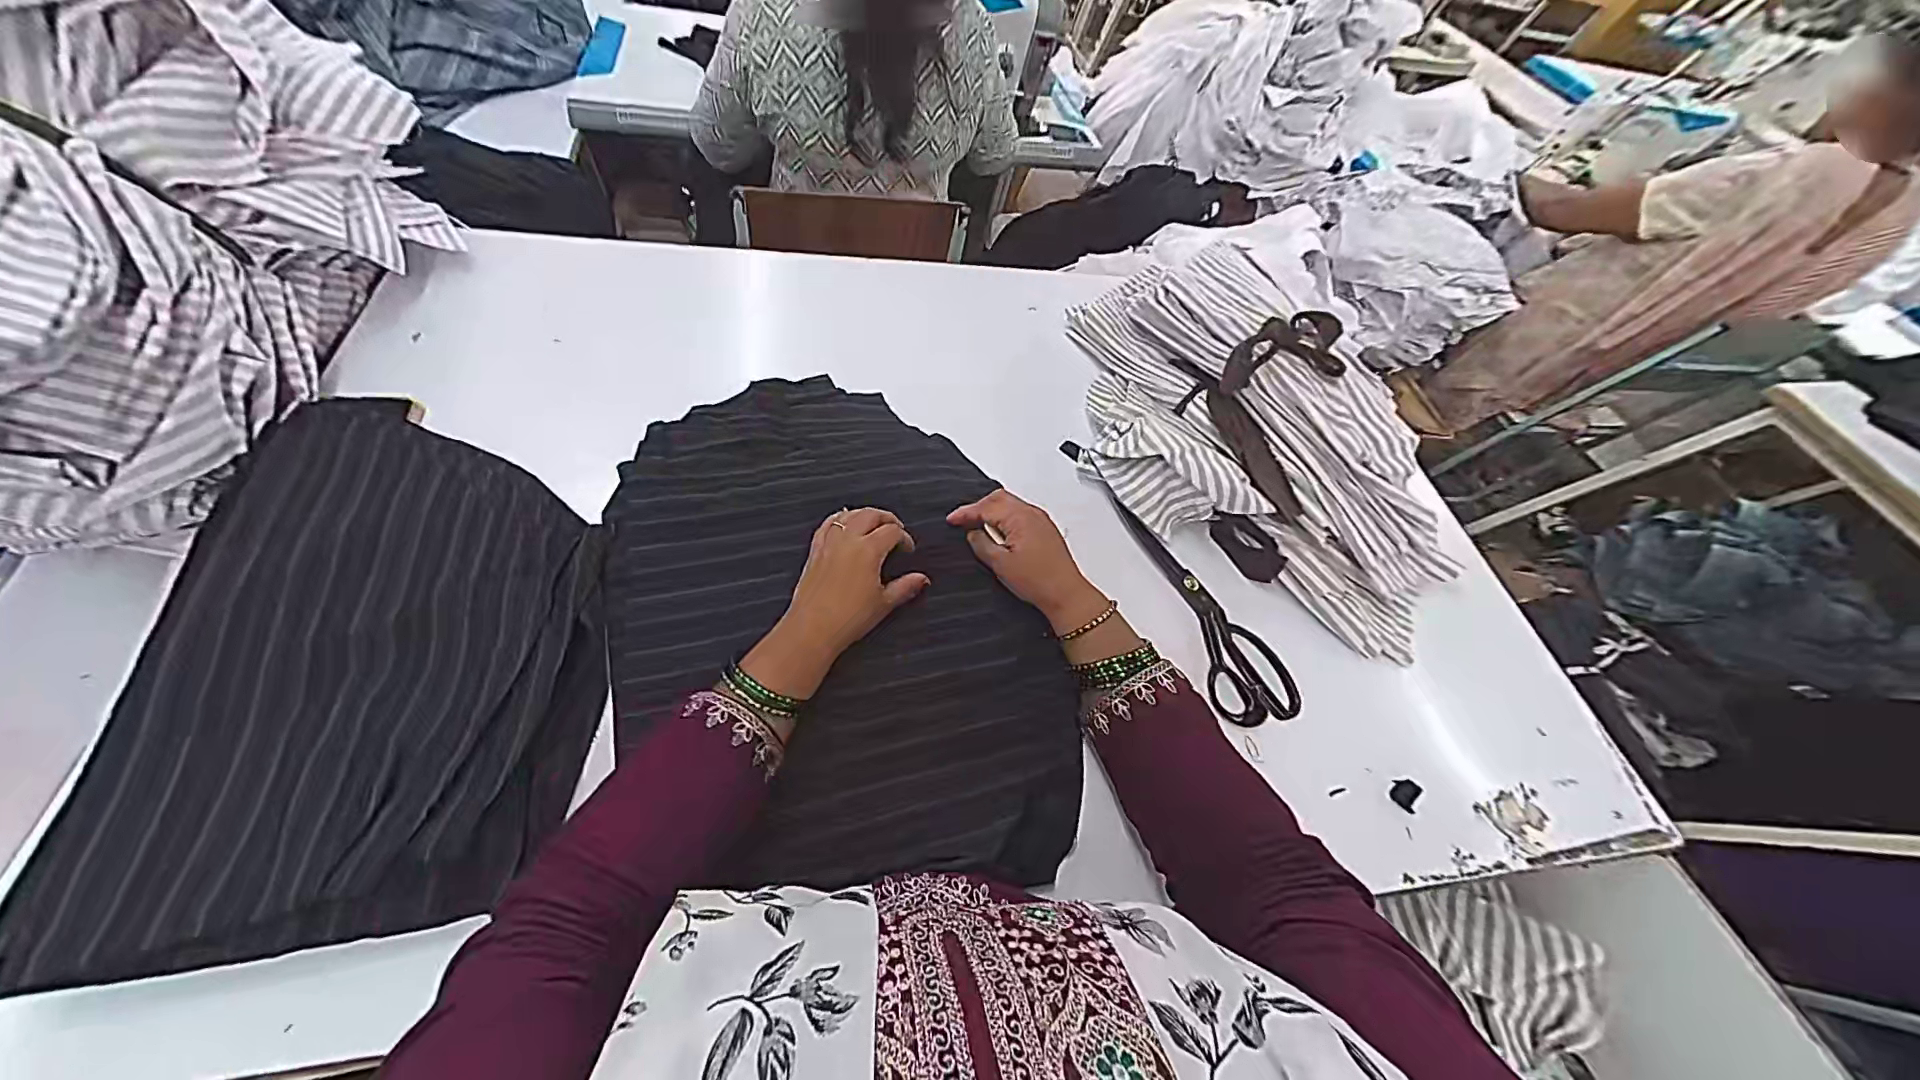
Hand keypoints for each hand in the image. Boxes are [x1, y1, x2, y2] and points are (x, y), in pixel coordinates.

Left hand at [742, 508, 928, 701]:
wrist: (812, 630)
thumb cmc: (845, 619)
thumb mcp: (884, 603)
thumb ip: (905, 587)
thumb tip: (920, 579)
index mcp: (868, 550)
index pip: (893, 531)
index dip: (904, 537)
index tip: (907, 547)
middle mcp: (847, 541)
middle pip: (871, 514)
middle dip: (887, 518)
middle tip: (895, 528)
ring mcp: (829, 544)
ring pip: (848, 515)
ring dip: (863, 514)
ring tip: (872, 522)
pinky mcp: (814, 552)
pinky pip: (826, 526)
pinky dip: (837, 520)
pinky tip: (841, 524)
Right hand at [947, 490, 1109, 635]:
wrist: (1065, 595)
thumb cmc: (1040, 581)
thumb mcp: (1000, 564)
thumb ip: (981, 543)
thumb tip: (972, 534)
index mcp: (1021, 517)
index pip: (986, 507)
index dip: (966, 513)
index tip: (953, 519)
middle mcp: (1033, 514)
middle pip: (999, 499)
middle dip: (978, 508)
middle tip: (963, 521)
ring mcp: (1041, 521)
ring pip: (1010, 505)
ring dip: (992, 513)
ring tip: (978, 528)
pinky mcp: (1045, 530)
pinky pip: (1020, 515)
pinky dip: (1005, 519)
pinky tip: (999, 534)